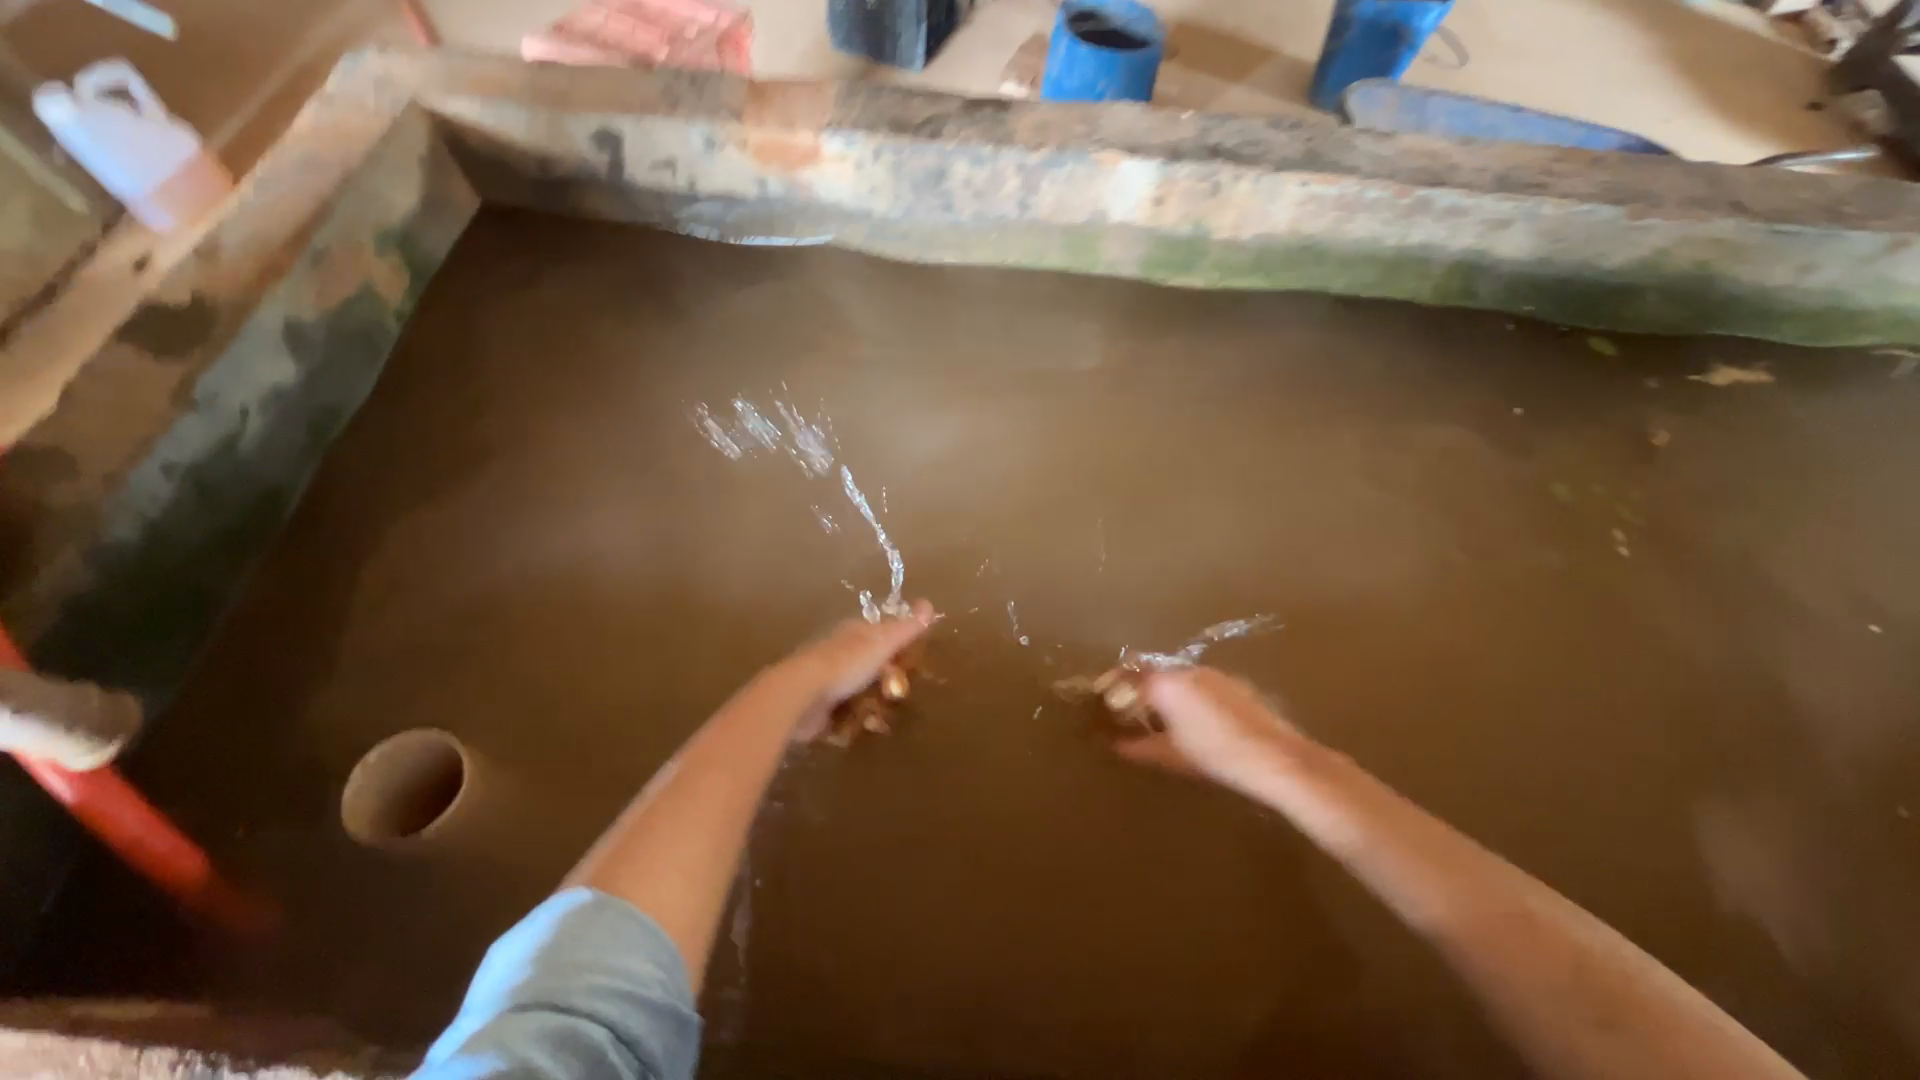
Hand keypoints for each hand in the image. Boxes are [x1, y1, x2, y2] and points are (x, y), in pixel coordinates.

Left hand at [760, 600, 935, 721]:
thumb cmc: (844, 664)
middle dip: (888, 686)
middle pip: (877, 671)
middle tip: (892, 695)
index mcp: (855, 634)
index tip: (910, 667)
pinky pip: (848, 718)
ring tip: (875, 718)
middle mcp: (841, 655)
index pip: (885, 638)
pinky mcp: (822, 710)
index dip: (899, 653)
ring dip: (874, 710)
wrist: (800, 696)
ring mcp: (830, 683)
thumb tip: (929, 604)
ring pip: (865, 697)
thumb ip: (906, 627)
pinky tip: (859, 727)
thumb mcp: (881, 643)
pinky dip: (855, 724)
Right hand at [1115, 666, 1312, 793]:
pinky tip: (1190, 719)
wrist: (1275, 757)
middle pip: (1149, 671)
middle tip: (1125, 708)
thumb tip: (1114, 744)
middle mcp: (1185, 670)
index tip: (1099, 701)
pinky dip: (1183, 694)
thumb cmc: (1215, 756)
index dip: (1109, 686)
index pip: (1126, 676)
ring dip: (1160, 690)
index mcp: (1165, 684)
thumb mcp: (1170, 755)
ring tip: (1156, 716)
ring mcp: (1212, 674)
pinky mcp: (1233, 684)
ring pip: (1175, 676)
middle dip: (1133, 687)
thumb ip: (1137, 747)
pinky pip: (1197, 683)